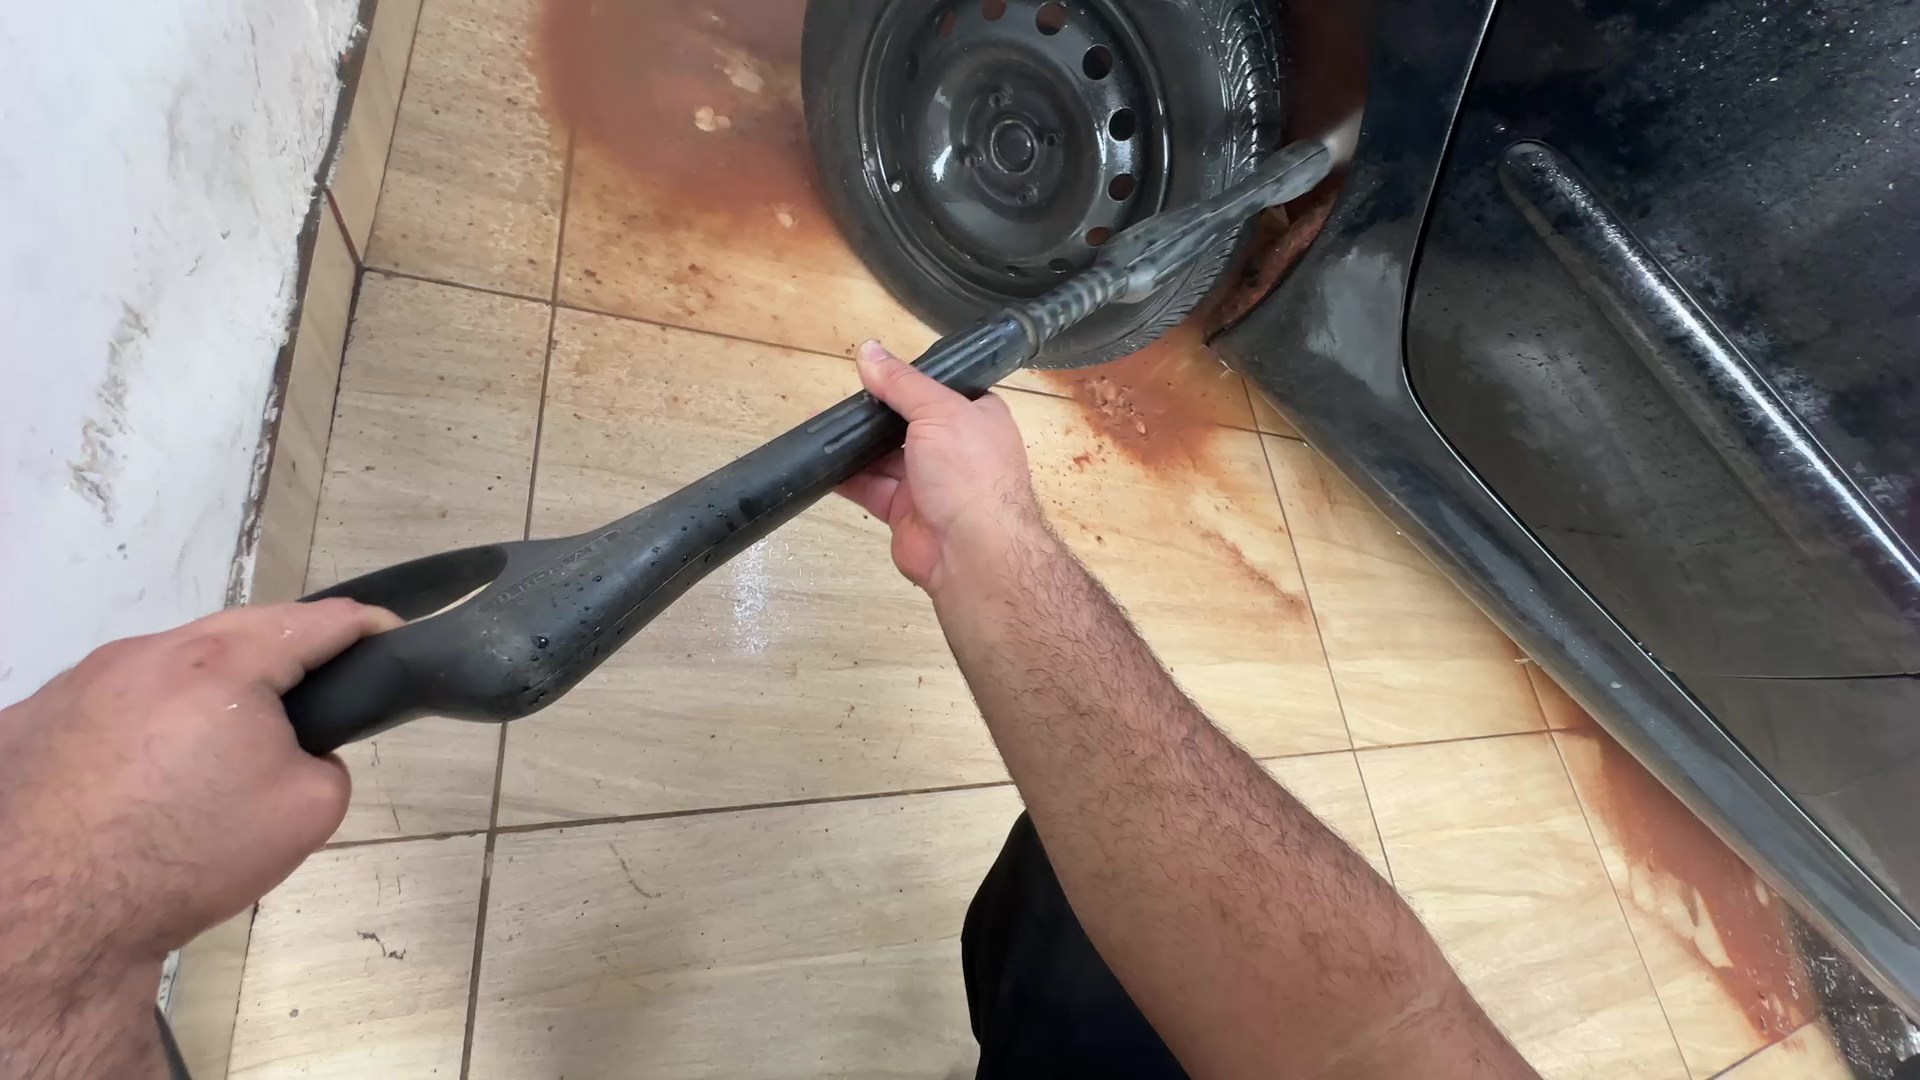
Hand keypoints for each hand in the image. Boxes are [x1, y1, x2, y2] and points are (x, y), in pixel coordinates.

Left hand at [0, 599, 398, 1069]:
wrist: (42, 931)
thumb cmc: (191, 857)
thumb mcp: (317, 804)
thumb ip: (328, 753)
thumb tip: (296, 746)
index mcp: (224, 665)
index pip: (323, 619)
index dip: (372, 624)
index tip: (394, 637)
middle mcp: (144, 656)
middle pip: (247, 625)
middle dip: (297, 644)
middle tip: (327, 682)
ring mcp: (72, 685)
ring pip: (176, 653)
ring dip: (221, 672)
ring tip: (236, 727)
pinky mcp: (23, 722)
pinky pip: (116, 693)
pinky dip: (155, 706)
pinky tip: (155, 759)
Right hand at [837, 340, 1044, 592]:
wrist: (972, 550)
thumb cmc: (969, 471)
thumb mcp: (938, 411)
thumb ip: (901, 383)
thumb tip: (869, 351)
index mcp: (977, 418)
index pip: (941, 392)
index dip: (910, 382)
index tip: (876, 371)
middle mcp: (955, 449)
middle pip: (907, 424)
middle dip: (875, 415)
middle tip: (840, 400)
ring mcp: (930, 482)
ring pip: (885, 457)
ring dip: (855, 444)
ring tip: (820, 426)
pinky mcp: (905, 511)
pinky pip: (871, 487)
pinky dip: (847, 476)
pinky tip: (821, 461)